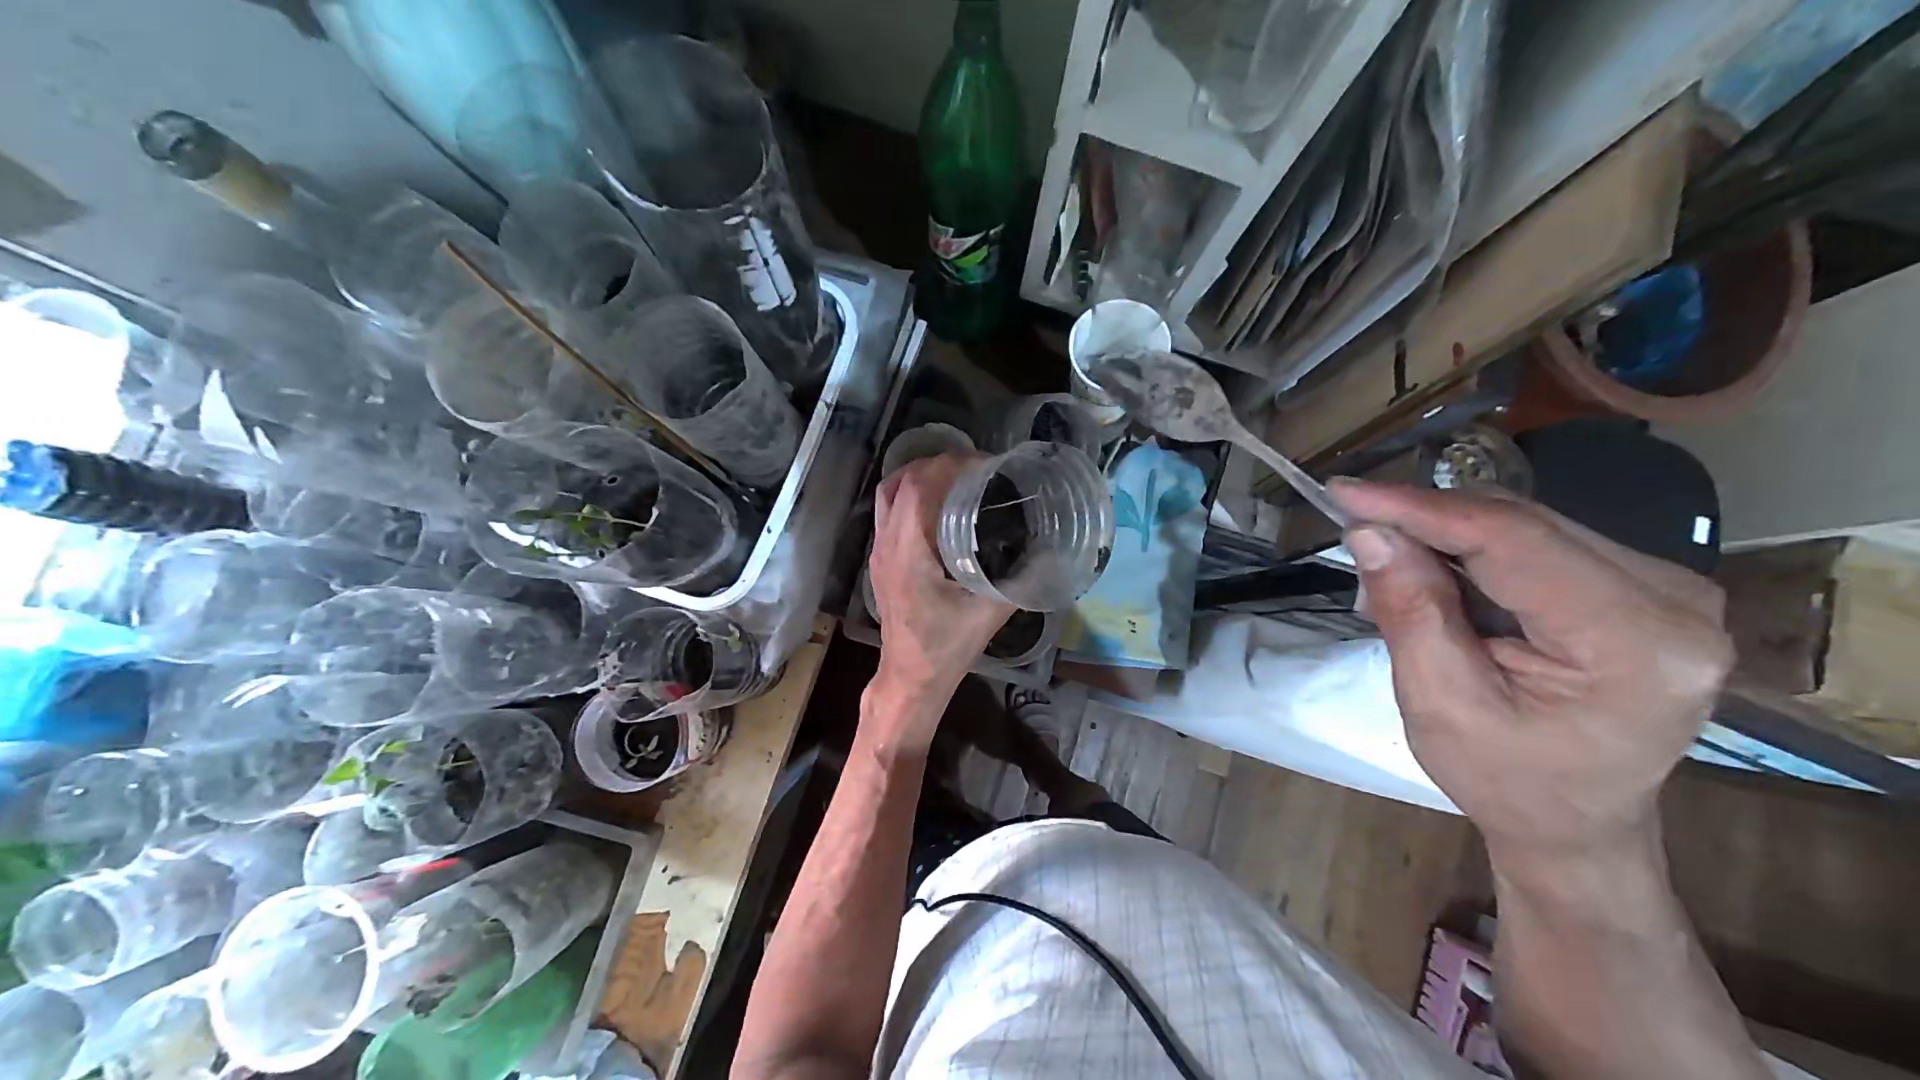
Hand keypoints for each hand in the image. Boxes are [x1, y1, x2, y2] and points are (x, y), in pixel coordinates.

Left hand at [866, 455, 1013, 745]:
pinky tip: (942, 508)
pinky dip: (911, 496)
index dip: (950, 465)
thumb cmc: (945, 648)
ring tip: (957, 480)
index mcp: (908, 552)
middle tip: (976, 470)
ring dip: (920, 476)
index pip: (919, 487)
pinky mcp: (880, 560)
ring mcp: (878, 551)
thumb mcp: (989, 614)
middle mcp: (886, 544)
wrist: (910, 678)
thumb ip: (1020, 580)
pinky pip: (889, 511)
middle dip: (937, 465)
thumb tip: (1050, 551)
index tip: (984, 466)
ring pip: (890, 494)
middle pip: (901, 481)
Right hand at [1330, 480, 1732, 857]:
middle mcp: (1676, 602)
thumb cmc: (1506, 779)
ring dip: (1445, 536)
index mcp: (1637, 644)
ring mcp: (1669, 588)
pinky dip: (1472, 549)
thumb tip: (1370, 533)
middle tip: (1356, 537)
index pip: (1513, 542)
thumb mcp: (1440, 704)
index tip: (1344, 491)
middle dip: (1427, 522)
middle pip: (1523, 524)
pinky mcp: (1645, 585)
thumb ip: (1411, 613)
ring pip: (1526, 524)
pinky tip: (1437, 578)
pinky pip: (1538, 540)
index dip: (1421, 509)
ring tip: (1391, 572)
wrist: (1575, 822)